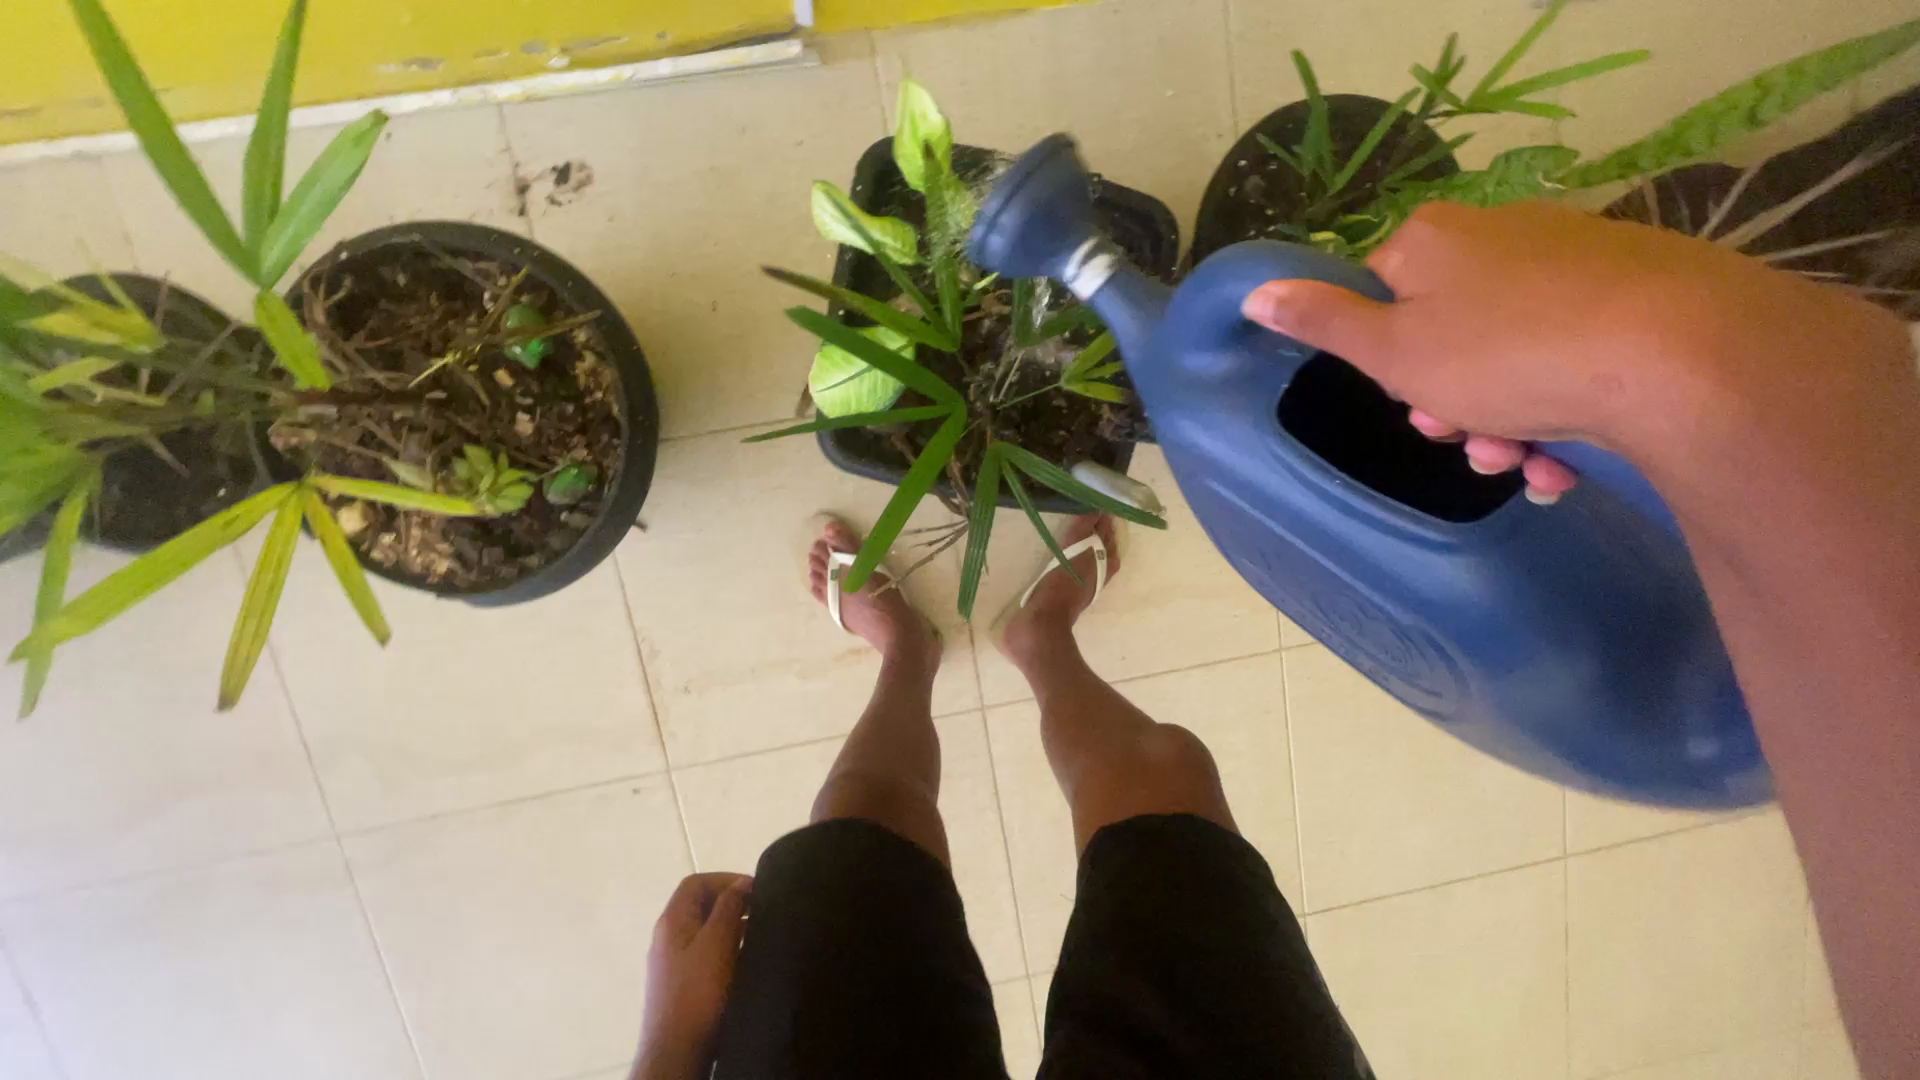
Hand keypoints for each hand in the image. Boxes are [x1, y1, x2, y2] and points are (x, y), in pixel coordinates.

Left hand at [633, 872, 751, 1079]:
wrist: (676, 1054)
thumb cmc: (699, 993)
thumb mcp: (718, 942)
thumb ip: (729, 907)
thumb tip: (741, 883)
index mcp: (672, 922)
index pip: (696, 883)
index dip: (725, 879)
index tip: (754, 890)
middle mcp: (667, 938)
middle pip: (699, 905)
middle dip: (730, 902)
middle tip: (760, 910)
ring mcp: (672, 963)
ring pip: (704, 930)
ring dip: (730, 926)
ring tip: (758, 934)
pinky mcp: (681, 986)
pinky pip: (705, 953)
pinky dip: (725, 948)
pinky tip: (744, 961)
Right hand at [1241, 200, 1912, 496]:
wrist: (1684, 359)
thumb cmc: (1503, 356)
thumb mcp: (1389, 351)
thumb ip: (1320, 321)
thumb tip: (1253, 292)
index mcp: (1432, 241)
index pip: (1375, 293)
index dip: (1382, 357)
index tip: (1405, 396)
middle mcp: (1499, 236)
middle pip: (1440, 331)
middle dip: (1444, 400)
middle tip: (1459, 435)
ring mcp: (1572, 262)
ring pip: (1503, 356)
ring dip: (1496, 422)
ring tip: (1519, 463)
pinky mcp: (1634, 293)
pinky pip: (1564, 356)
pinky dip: (1553, 411)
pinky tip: (1560, 462)